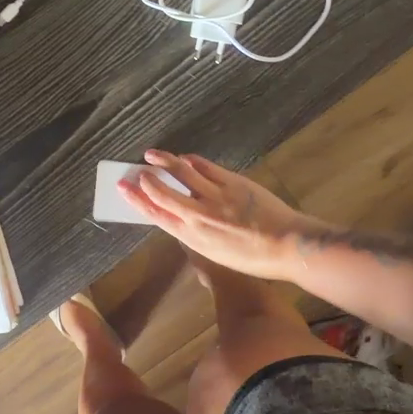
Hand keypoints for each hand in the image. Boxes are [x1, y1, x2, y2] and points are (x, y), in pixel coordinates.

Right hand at [117, 150, 322, 280]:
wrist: (289, 245)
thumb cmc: (253, 258)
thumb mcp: (215, 253)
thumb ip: (194, 233)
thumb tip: (180, 216)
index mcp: (193, 237)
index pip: (156, 214)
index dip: (136, 199)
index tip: (123, 187)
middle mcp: (199, 215)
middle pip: (162, 192)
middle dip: (145, 179)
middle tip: (134, 171)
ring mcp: (216, 195)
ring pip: (182, 172)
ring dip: (164, 161)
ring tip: (151, 155)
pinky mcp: (232, 182)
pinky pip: (205, 166)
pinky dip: (191, 160)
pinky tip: (185, 158)